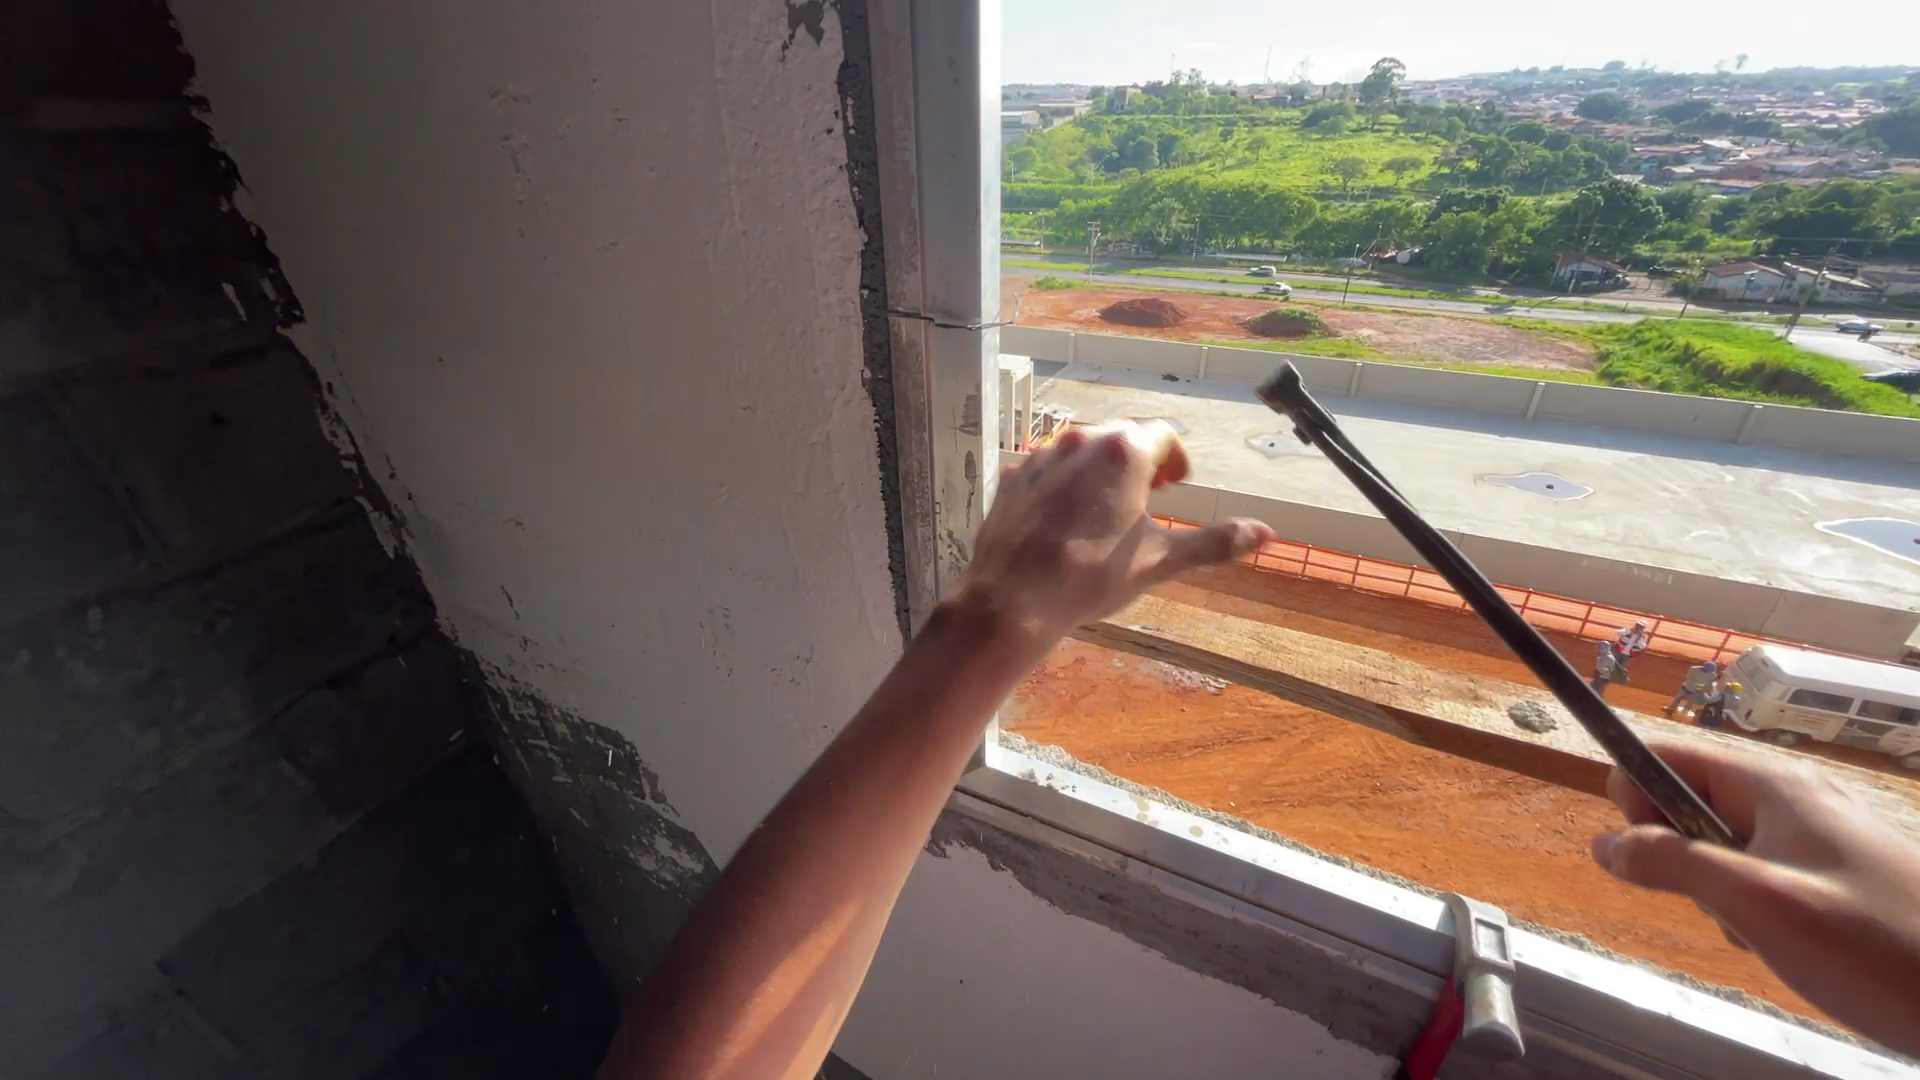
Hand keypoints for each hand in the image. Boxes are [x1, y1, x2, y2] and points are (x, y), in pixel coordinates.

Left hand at [953, 426, 1271, 645]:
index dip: (1175, 458)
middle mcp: (1080, 442)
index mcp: (1124, 453)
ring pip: (1079, 448)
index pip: (1161, 434)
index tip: (1176, 485)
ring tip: (1105, 504)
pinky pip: (1044, 467)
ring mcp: (1040, 456)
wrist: (1013, 598)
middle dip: (1140, 460)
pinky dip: (1061, 481)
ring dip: (1099, 468)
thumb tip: (1266, 532)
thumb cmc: (1093, 576)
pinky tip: (1060, 516)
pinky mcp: (1011, 476)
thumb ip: (1212, 542)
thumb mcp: (1159, 561)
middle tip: (1148, 494)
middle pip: (1119, 436)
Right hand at [1592, 737, 1919, 1052]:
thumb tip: (1603, 845)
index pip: (1654, 756)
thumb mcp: (1758, 904)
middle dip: (1680, 854)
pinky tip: (1790, 938)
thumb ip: (1668, 863)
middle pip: (1679, 799)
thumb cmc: (1884, 949)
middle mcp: (1785, 796)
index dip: (1636, 800)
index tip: (1660, 853)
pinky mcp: (1832, 872)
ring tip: (1765, 928)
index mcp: (1766, 783)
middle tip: (1722, 901)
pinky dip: (1751, 904)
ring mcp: (1813, 834)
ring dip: (1716, 887)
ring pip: (1713, 841)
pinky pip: (1753, 868)